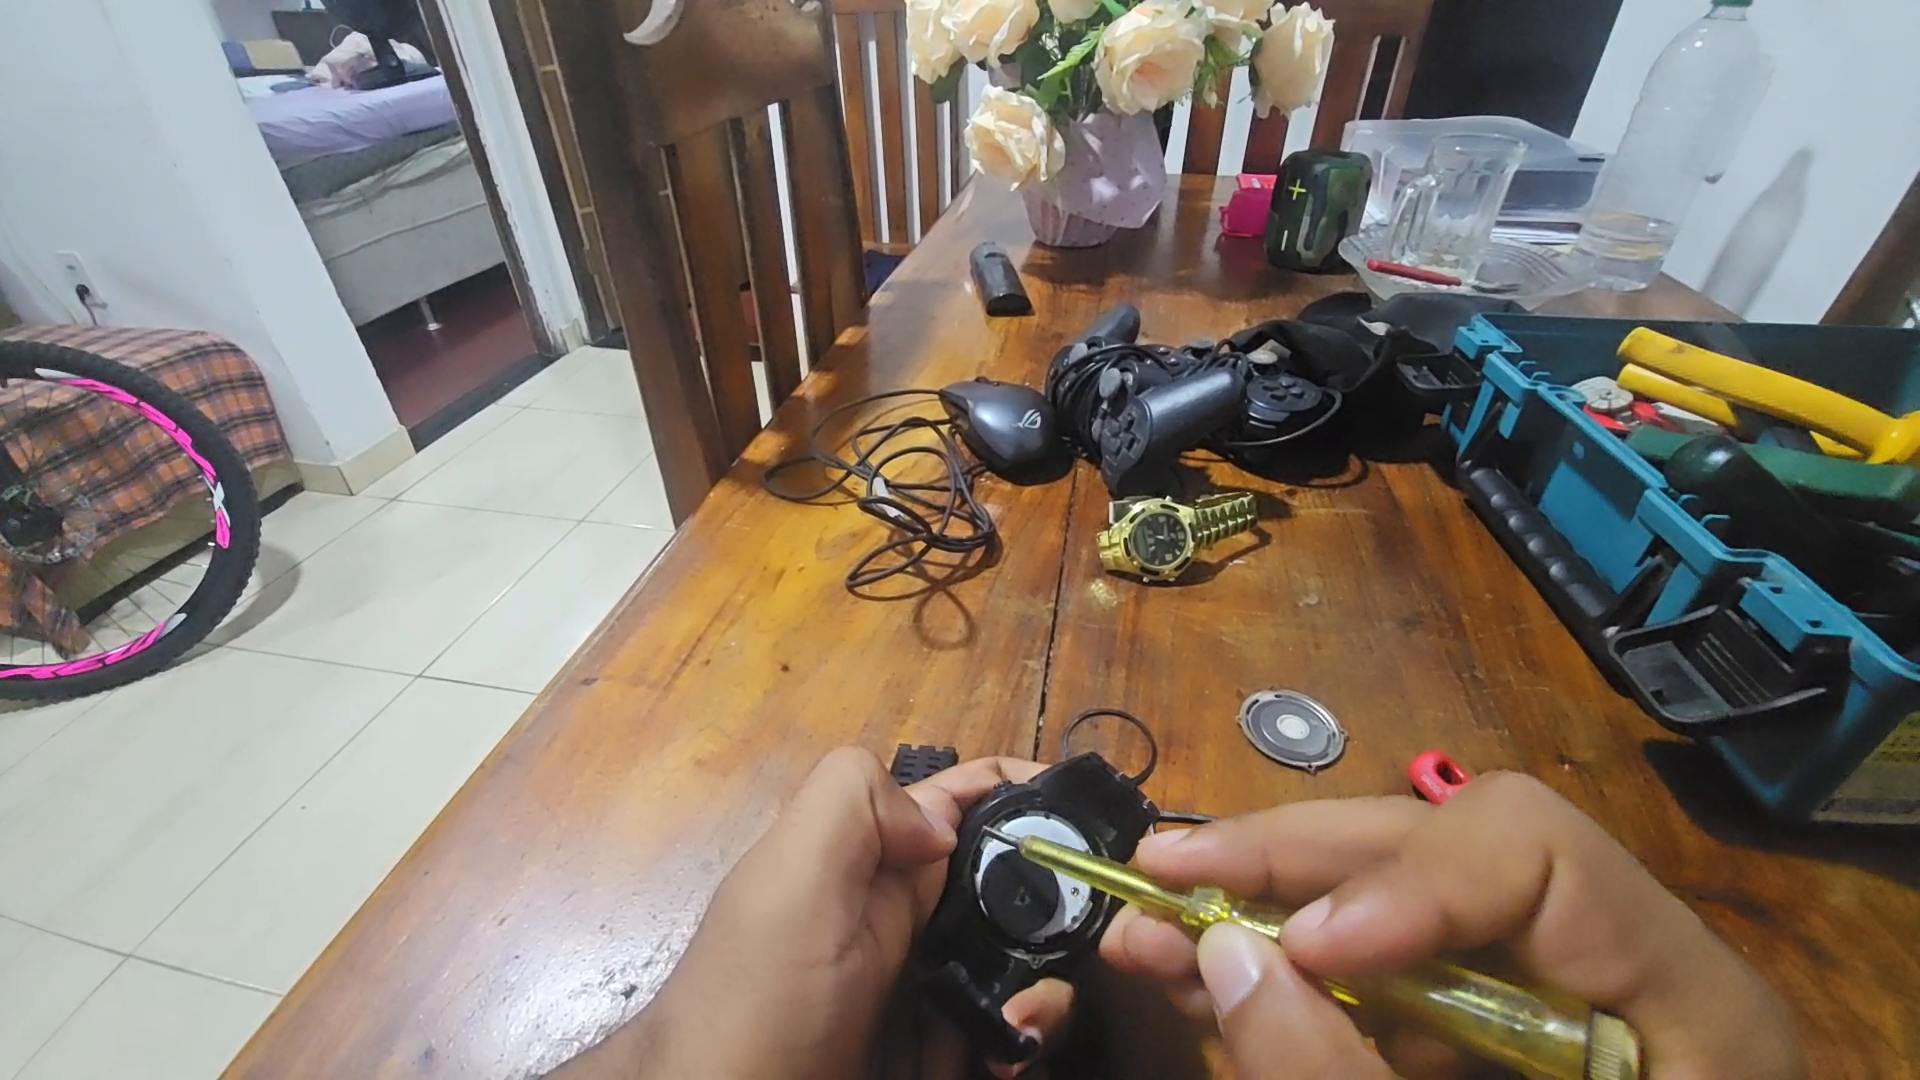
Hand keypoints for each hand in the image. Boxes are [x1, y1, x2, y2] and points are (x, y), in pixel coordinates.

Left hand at [573, 749, 1070, 1079]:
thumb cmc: (760, 990)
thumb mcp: (791, 870)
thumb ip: (857, 799)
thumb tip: (942, 825)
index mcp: (880, 848)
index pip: (967, 798)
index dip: (1024, 793)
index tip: (1088, 816)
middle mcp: (911, 907)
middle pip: (1012, 882)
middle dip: (1056, 902)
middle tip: (1085, 938)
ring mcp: (927, 982)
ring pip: (1019, 959)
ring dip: (1045, 986)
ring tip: (1027, 1023)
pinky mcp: (937, 1045)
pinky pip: (1001, 1030)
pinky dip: (1019, 1038)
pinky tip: (1010, 1052)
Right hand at [1101, 772, 1805, 1078]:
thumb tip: (1219, 954)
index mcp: (1668, 992)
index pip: (1528, 846)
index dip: (1408, 875)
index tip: (1311, 946)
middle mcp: (1574, 949)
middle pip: (1409, 844)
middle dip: (1275, 863)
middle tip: (1161, 873)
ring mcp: (1502, 970)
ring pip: (1352, 887)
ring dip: (1239, 903)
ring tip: (1142, 925)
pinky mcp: (1445, 1003)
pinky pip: (1338, 953)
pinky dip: (1259, 960)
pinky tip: (1186, 965)